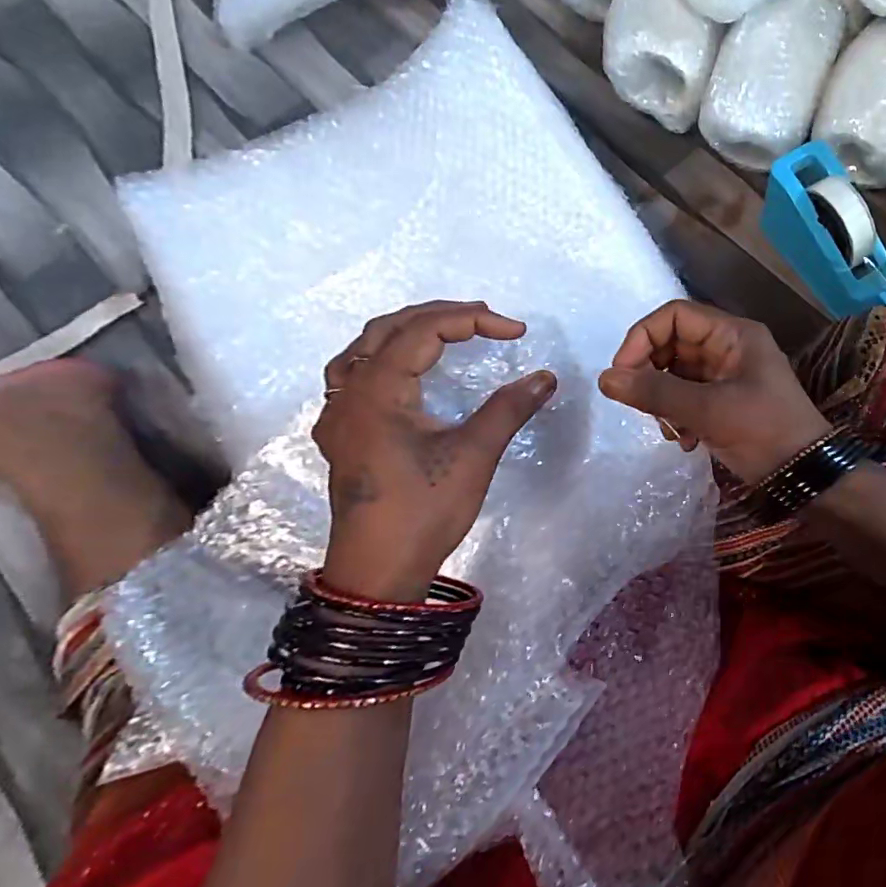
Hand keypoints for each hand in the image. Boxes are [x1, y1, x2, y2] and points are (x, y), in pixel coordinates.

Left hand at [314, 301, 556, 599]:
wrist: (378, 570)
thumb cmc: (424, 511)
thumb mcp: (473, 456)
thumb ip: (508, 409)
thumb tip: (546, 376)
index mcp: (377, 391)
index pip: (422, 331)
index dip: (472, 321)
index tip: (516, 332)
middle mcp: (349, 393)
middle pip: (389, 328)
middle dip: (441, 316)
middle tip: (488, 321)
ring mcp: (339, 414)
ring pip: (365, 348)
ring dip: (408, 331)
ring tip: (449, 332)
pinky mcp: (342, 434)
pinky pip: (355, 375)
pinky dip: (386, 357)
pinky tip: (404, 372)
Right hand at [598, 300, 830, 483]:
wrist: (805, 474)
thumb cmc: (764, 431)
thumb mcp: (708, 410)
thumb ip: (656, 392)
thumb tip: (605, 379)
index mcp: (733, 335)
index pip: (675, 316)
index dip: (642, 338)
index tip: (622, 372)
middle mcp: (728, 348)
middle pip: (672, 346)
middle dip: (652, 376)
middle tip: (643, 407)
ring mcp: (726, 377)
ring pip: (675, 375)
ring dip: (663, 403)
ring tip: (672, 431)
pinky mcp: (723, 403)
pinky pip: (687, 398)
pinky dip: (678, 417)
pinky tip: (685, 441)